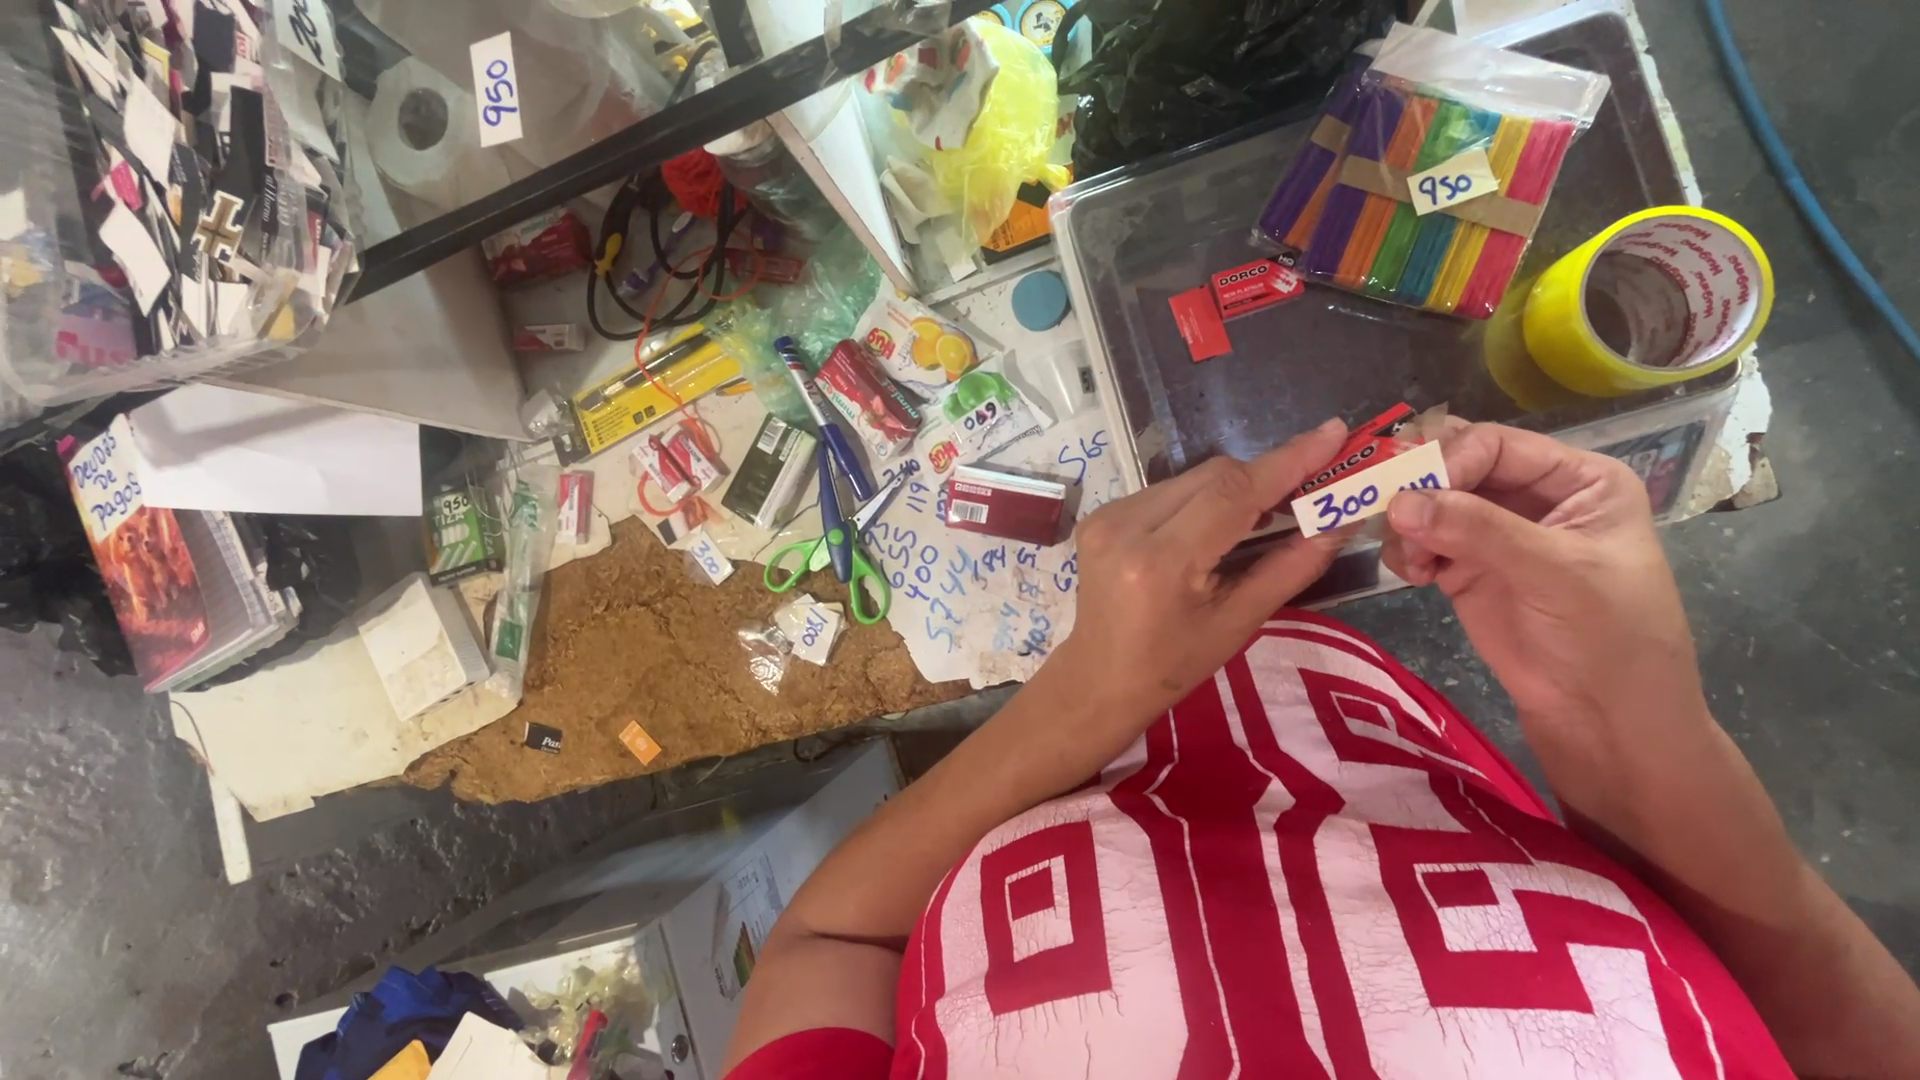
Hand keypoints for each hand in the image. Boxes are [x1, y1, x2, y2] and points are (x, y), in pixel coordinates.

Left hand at [1046, 419, 1351, 727]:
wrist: (1100, 678)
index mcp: (1159, 561)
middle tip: (1310, 487)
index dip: (1287, 461)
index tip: (1333, 434)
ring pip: (1189, 479)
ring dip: (1232, 488)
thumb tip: (1340, 521)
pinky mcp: (1100, 515)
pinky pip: (1165, 491)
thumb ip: (1291, 567)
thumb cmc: (1173, 664)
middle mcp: (1125, 526)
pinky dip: (1200, 499)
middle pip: (1211, 476)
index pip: (1232, 494)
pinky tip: (1215, 526)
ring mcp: (1106, 516)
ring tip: (1264, 514)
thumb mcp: (1239, 623)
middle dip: (1265, 476)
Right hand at [1382, 423, 1707, 759]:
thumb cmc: (1607, 636)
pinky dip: (1405, 552)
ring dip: (1407, 525)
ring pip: (1425, 502)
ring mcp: (1491, 532)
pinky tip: (1418, 577)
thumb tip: (1398, 502)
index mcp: (1575, 479)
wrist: (1600, 716)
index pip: (1494, 445)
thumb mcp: (1555, 573)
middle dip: (1416, 487)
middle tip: (1387, 513)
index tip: (1413, 496)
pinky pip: (1416, 541)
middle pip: (1452, 466)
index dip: (1449, 461)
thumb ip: (1478, 530)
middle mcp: (1529, 496)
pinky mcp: (1461, 567)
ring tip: (1414, 563)